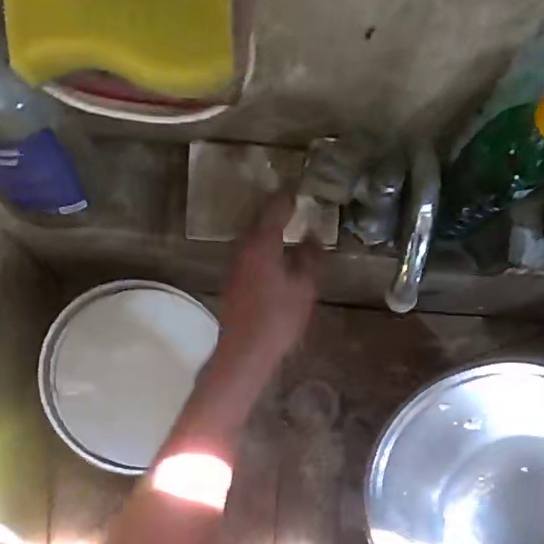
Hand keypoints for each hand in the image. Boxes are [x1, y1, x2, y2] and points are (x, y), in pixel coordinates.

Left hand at [214, 195, 320, 378]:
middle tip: (294, 208)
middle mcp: (242, 249)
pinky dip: (261, 251)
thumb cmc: (277, 319)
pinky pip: (248, 256)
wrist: (244, 352)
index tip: (299, 191)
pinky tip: (273, 260)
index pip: (274, 209)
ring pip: (251, 240)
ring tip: (286, 231)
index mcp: (262, 244)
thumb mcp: (303, 288)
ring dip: (267, 233)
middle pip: (258, 222)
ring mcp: (234, 266)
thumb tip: (312, 236)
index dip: (287, 198)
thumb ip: (309, 257)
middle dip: (275, 213)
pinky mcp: (231, 283)